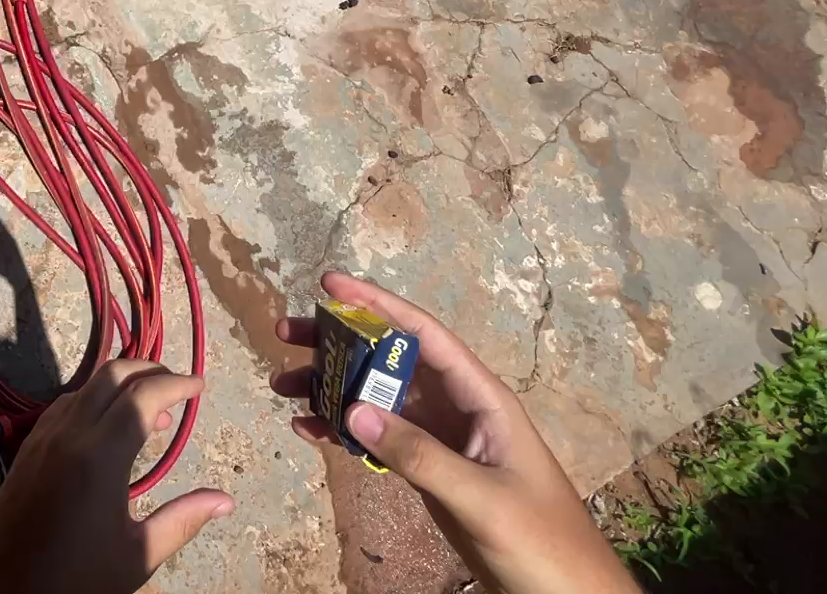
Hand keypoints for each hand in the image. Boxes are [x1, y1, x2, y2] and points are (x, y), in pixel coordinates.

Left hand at [0, 360, 233, 593]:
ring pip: (86, 386)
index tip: (200, 385)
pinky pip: (65, 404)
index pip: (143, 397)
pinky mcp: (28, 445)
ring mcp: (44, 435)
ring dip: (120, 384)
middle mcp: (69, 432)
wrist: (4, 592)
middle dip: (148, 370)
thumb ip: (182, 520)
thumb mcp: (137, 556)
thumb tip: (225, 501)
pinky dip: (93, 398)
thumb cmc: (76, 581)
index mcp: (100, 455)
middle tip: (178, 384)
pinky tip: (107, 424)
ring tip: (152, 410)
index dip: (176, 384)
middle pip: (111, 375)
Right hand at [273, 273, 638, 593]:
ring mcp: (436, 434)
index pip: (421, 333)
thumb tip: (350, 409)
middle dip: (335, 341)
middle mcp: (451, 404)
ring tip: (282, 384)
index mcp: (478, 396)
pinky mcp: (424, 463)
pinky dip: (339, 429)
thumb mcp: (483, 499)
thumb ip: (419, 454)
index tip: (328, 283)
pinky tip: (307, 429)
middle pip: (385, 357)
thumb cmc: (544, 544)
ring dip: (328, 386)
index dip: (376, 302)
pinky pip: (373, 434)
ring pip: (372, 393)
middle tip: (286, 333)